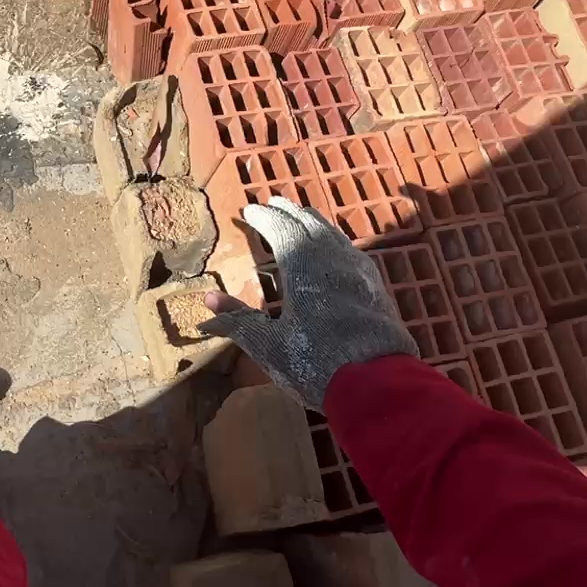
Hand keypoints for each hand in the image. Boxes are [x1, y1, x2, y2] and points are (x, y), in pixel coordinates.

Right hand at [201, 199, 417, 408]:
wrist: (379, 385)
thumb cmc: (316, 363)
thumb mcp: (268, 345)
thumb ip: (238, 320)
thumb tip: (207, 300)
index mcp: (303, 268)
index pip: (281, 229)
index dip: (264, 218)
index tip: (249, 209)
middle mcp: (333, 260)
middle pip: (309, 225)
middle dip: (289, 211)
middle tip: (275, 201)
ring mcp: (359, 273)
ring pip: (334, 235)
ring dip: (314, 222)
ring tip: (302, 215)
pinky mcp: (377, 289)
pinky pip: (351, 251)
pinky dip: (335, 240)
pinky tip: (337, 249)